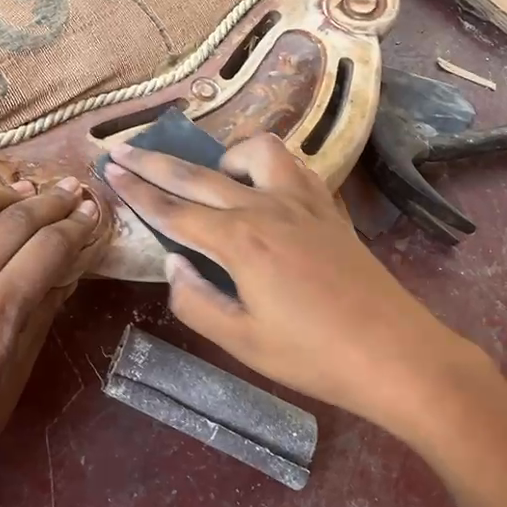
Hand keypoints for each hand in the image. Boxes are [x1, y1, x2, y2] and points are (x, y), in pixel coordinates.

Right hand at [102, 135, 488, 437]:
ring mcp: (302, 201)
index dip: (135, 189)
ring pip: (255, 151)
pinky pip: (293, 164)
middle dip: (153, 161)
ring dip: (225, 156)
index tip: (108, 168)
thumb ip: (196, 301)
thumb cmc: (314, 358)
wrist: (397, 354)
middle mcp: (265, 208)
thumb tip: (172, 261)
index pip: (173, 210)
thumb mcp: (242, 344)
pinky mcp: (328, 206)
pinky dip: (268, 165)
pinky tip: (264, 185)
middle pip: (197, 174)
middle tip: (121, 148)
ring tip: (216, 177)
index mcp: (239, 243)